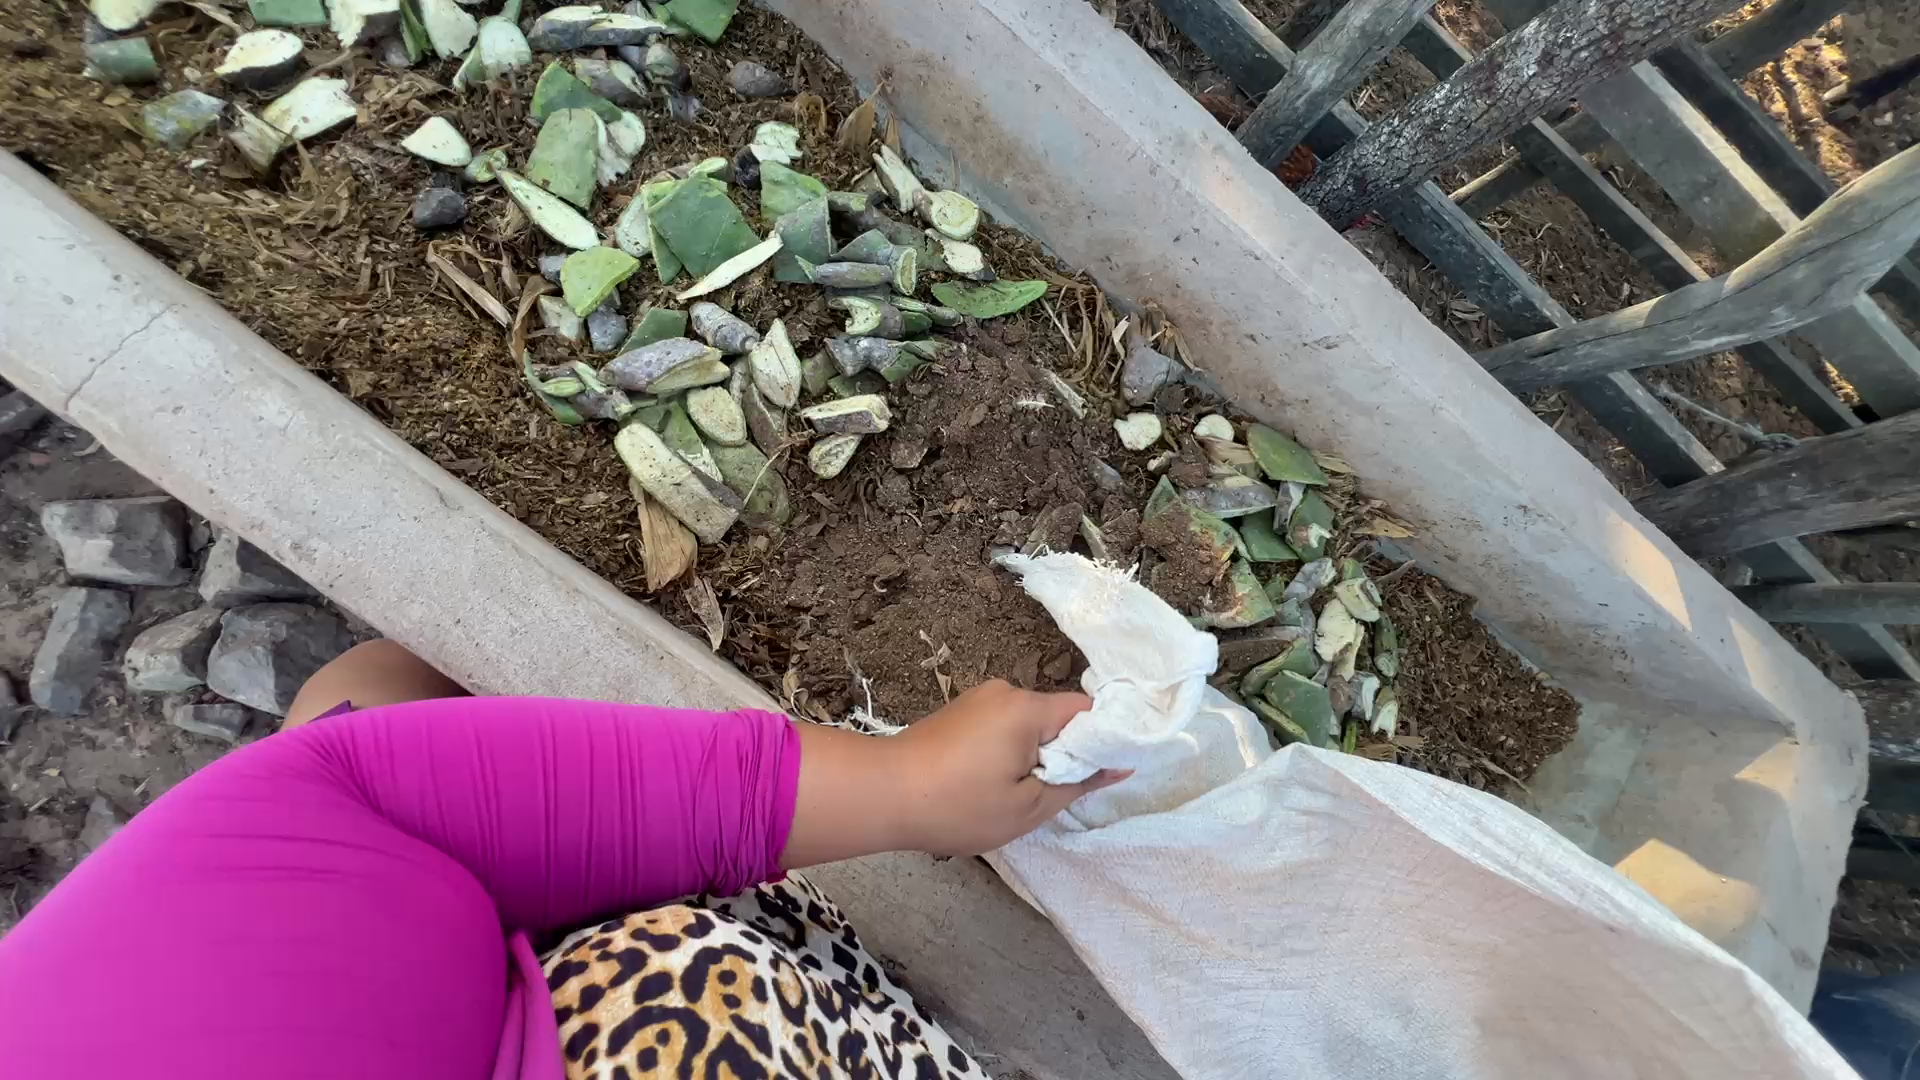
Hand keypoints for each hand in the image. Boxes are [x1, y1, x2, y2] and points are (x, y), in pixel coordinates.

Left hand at [887, 680, 1127, 856]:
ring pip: (1028, 724)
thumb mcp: (1029, 806)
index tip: (1099, 774)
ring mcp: (979, 698)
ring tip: (1010, 793)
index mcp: (1027, 707)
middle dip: (1062, 753)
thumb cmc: (960, 805)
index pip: (1085, 711)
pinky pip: (1002, 726)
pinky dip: (1007, 750)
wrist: (883, 794)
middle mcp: (1005, 691)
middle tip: (1047, 795)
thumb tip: (1120, 762)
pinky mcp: (960, 711)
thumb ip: (1080, 781)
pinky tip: (986, 781)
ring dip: (1032, 754)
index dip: (1101, 740)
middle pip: (1056, 717)